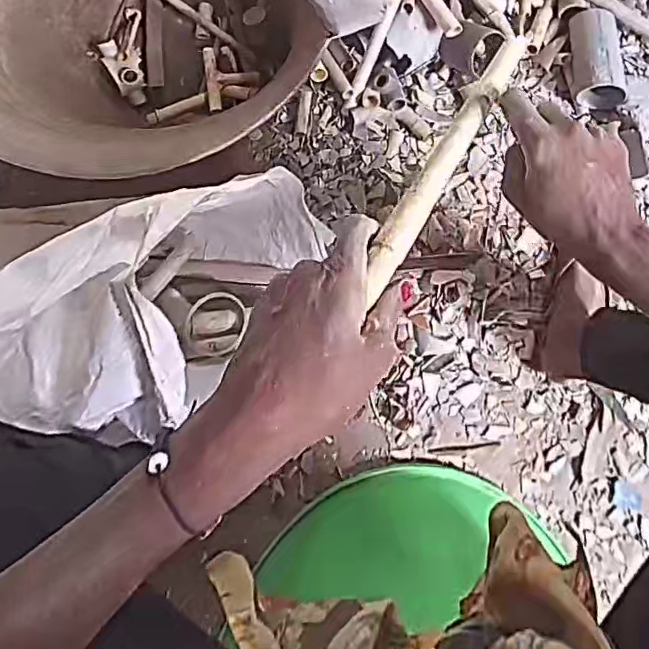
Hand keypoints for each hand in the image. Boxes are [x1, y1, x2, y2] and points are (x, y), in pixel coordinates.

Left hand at [170, 215, 406, 526]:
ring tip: (331, 349)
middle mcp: (306, 276)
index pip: (356, 229)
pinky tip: (306, 354)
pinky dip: (301, 318)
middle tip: (362, 323)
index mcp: (340, 281)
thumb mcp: (373, 361)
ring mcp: (280, 291)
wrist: (253, 418)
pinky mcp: (260, 308)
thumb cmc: (310, 396)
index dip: (372, 233)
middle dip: (351, 286)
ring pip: (313, 284)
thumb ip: (389, 317)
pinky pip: (291, 301)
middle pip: (337, 263)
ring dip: (324, 304)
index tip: (382, 244)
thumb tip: (394, 296)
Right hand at [500, 89, 646, 264]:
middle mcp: (568, 132)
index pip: (517, 103)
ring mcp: (594, 135)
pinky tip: (584, 168)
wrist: (608, 236)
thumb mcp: (519, 197)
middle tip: (537, 148)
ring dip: (563, 137)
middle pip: (544, 109)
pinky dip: (586, 145)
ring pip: (569, 123)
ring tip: (566, 167)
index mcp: (540, 142)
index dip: (508, 101)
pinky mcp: (614, 143)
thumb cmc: (566, 222)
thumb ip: (512, 162)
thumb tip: (516, 148)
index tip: (506, 101)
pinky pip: (593, 133)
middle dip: (537, 125)